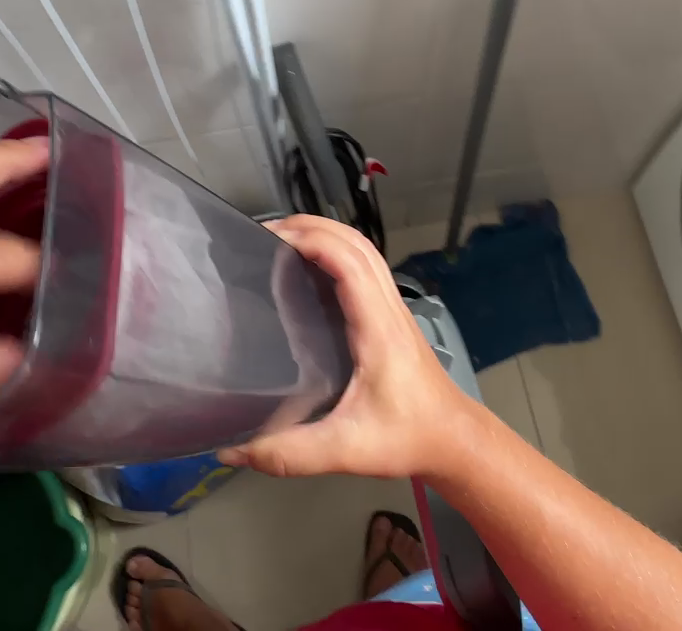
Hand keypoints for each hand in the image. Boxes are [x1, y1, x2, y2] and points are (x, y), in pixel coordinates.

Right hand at [220, 216, 479, 479]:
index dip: (312, 240)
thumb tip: (229, 449)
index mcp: (378, 326)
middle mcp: (387, 306)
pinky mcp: (389, 315)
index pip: (349, 262)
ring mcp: (392, 307)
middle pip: (356, 243)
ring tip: (281, 241)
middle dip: (311, 227)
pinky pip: (364, 267)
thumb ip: (288, 454)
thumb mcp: (345, 450)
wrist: (451, 438)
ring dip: (325, 235)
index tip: (270, 238)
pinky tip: (307, 269)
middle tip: (265, 233)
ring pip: (363, 250)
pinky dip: (335, 253)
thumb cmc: (406, 437)